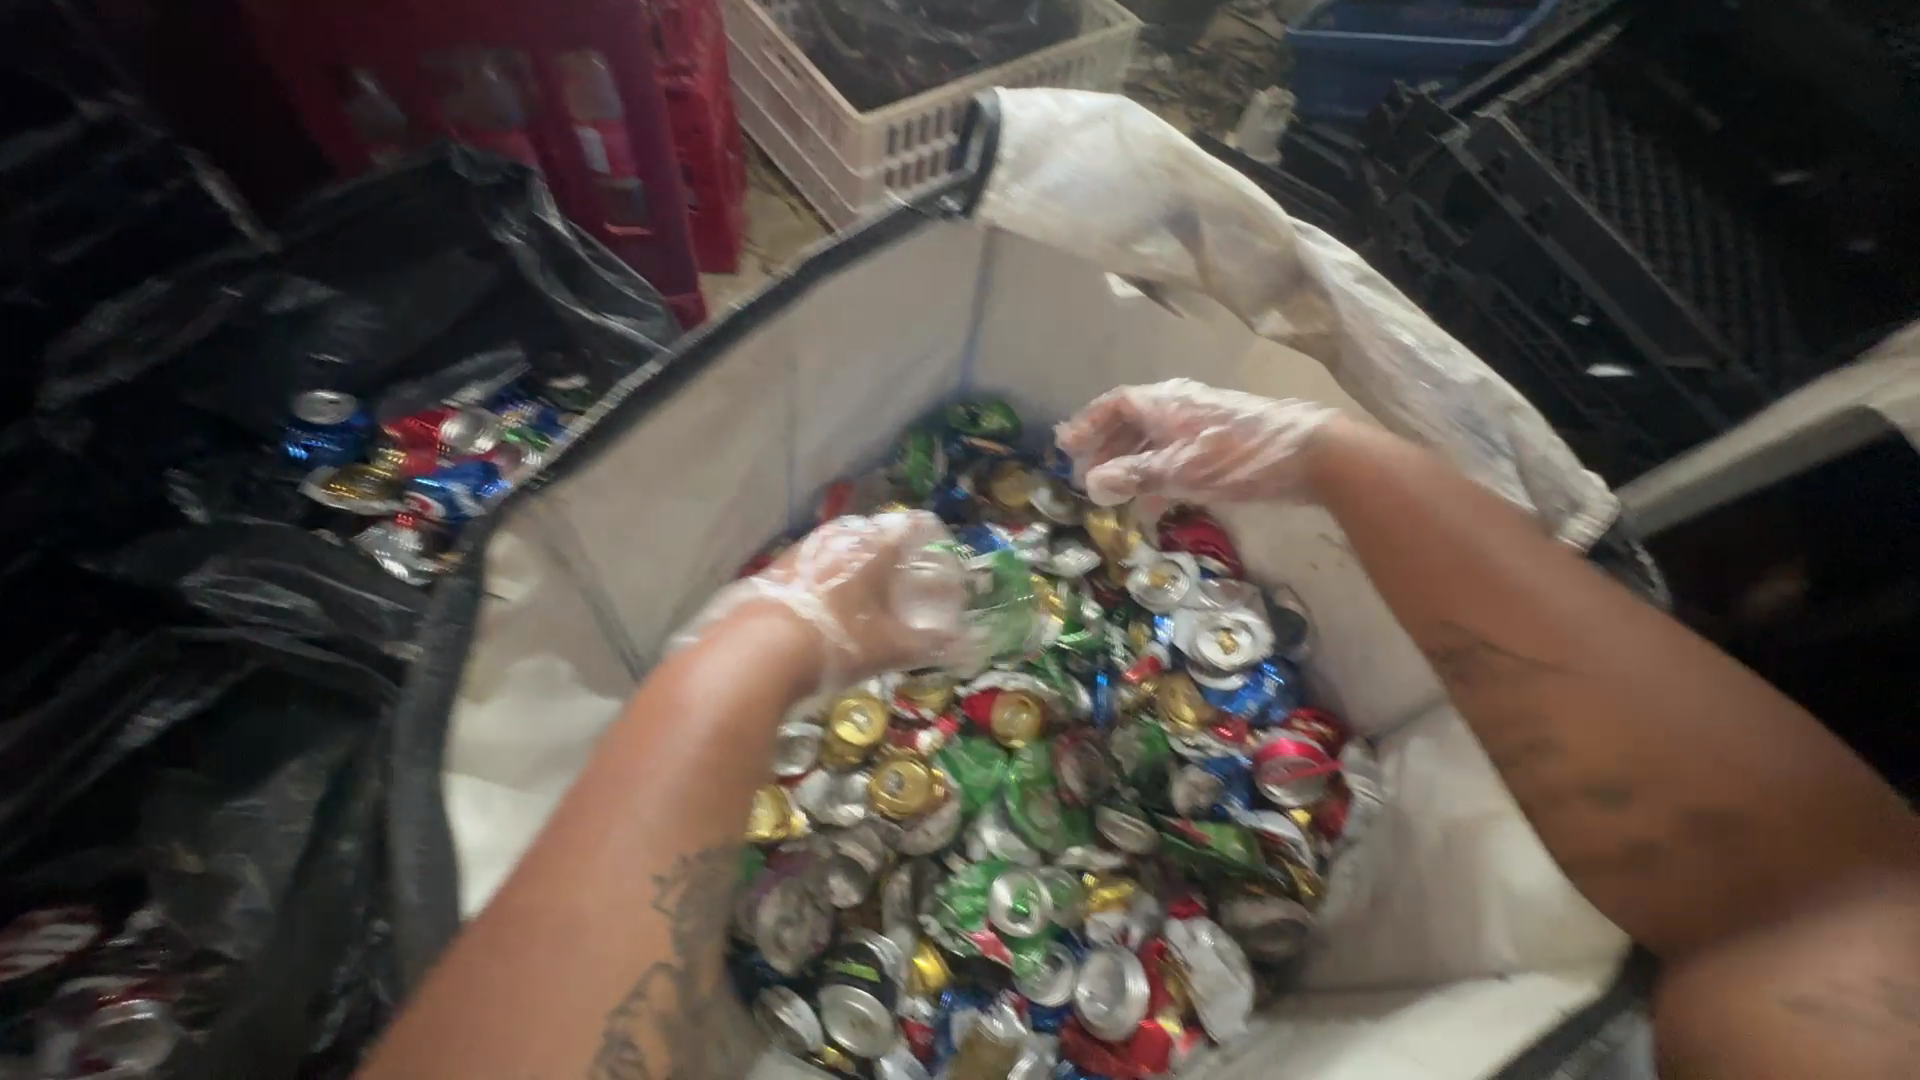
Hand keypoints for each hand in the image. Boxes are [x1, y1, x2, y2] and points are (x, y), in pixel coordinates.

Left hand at [673, 511, 966, 693]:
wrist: (754, 654)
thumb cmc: (836, 641)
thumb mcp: (890, 649)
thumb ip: (932, 645)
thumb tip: (970, 648)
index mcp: (873, 545)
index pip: (911, 524)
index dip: (931, 536)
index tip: (940, 552)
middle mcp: (838, 536)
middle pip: (874, 532)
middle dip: (892, 551)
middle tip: (904, 578)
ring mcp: (801, 550)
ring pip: (839, 547)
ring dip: (856, 564)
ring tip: (865, 595)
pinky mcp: (773, 571)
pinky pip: (812, 566)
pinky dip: (826, 579)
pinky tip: (825, 608)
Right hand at [1054, 379, 1338, 505]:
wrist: (1311, 455)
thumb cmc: (1238, 456)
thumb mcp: (1179, 468)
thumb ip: (1134, 475)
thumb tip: (1092, 484)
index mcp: (1164, 404)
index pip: (1114, 405)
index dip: (1088, 424)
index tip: (1066, 447)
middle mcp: (1178, 408)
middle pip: (1131, 423)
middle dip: (1105, 448)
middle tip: (1083, 476)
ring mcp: (1200, 426)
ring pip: (1153, 442)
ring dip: (1130, 465)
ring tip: (1112, 493)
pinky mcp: (1220, 446)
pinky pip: (1175, 457)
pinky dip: (1157, 476)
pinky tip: (1154, 502)